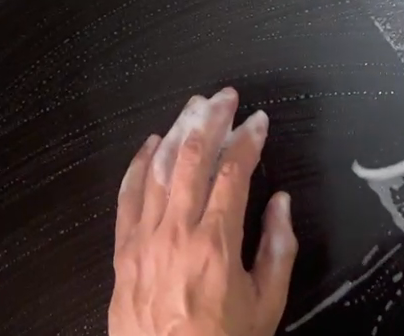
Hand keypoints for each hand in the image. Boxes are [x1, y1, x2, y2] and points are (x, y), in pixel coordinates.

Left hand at [110, 88, 296, 335]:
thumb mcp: (266, 307)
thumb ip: (278, 250)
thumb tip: (281, 202)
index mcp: (217, 242)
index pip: (234, 171)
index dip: (248, 139)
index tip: (259, 119)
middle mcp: (178, 229)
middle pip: (194, 156)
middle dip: (213, 118)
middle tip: (226, 96)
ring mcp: (145, 236)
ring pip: (161, 166)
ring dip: (179, 129)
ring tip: (195, 105)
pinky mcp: (122, 248)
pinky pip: (128, 194)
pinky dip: (140, 163)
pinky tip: (153, 142)